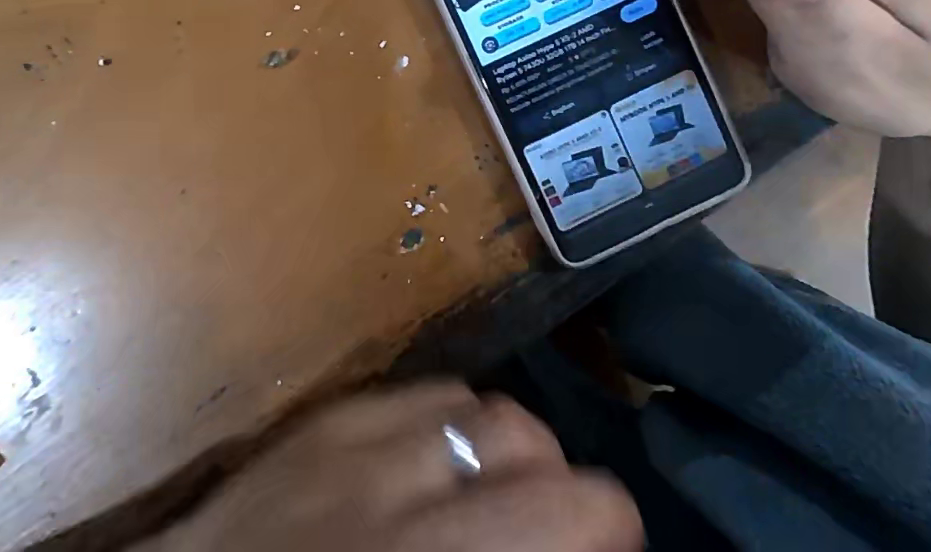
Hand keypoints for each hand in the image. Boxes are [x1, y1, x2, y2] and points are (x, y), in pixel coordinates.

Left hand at [147, 381, 641, 551]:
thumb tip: (558, 533)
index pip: (563, 509)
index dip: (608, 521)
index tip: (612, 540)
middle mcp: (391, 493)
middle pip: (523, 440)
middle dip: (560, 483)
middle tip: (552, 526)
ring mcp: (347, 442)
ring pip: (477, 404)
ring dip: (505, 447)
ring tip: (494, 490)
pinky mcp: (318, 423)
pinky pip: (418, 393)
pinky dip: (449, 421)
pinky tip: (436, 460)